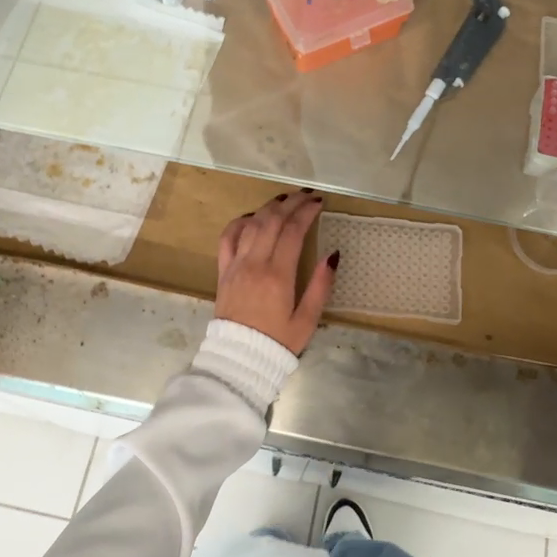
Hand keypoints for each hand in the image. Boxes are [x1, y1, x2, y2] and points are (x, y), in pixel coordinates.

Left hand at [215, 191, 336, 356]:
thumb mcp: (307, 320)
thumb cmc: (277, 343)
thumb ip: (320, 286)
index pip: (293, 231)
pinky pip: (228, 237)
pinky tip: (252, 217)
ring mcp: (236, 265)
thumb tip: (332, 256)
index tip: (319, 203)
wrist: (239, 360)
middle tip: (306, 196)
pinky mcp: (223, 271)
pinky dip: (240, 222)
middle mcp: (255, 263)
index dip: (307, 212)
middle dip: (290, 203)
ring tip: (285, 200)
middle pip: (271, 220)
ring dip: (268, 207)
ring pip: (251, 224)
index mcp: (278, 275)